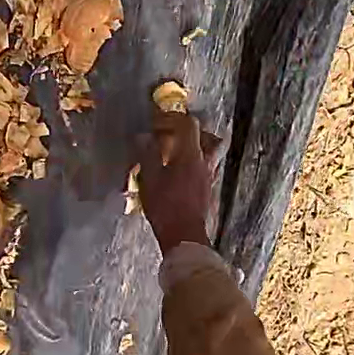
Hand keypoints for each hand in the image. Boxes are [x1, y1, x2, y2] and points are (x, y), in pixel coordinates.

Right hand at [138, 111, 222, 251]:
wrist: (184, 235)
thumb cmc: (165, 206)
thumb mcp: (149, 178)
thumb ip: (147, 154)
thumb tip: (143, 137)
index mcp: (191, 154)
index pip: (189, 124)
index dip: (172, 119)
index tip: (156, 124)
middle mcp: (205, 161)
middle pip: (204, 134)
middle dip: (186, 129)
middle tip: (169, 133)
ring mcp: (209, 175)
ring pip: (210, 150)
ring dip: (195, 145)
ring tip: (177, 150)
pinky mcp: (208, 187)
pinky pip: (207, 165)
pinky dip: (196, 161)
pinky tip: (180, 170)